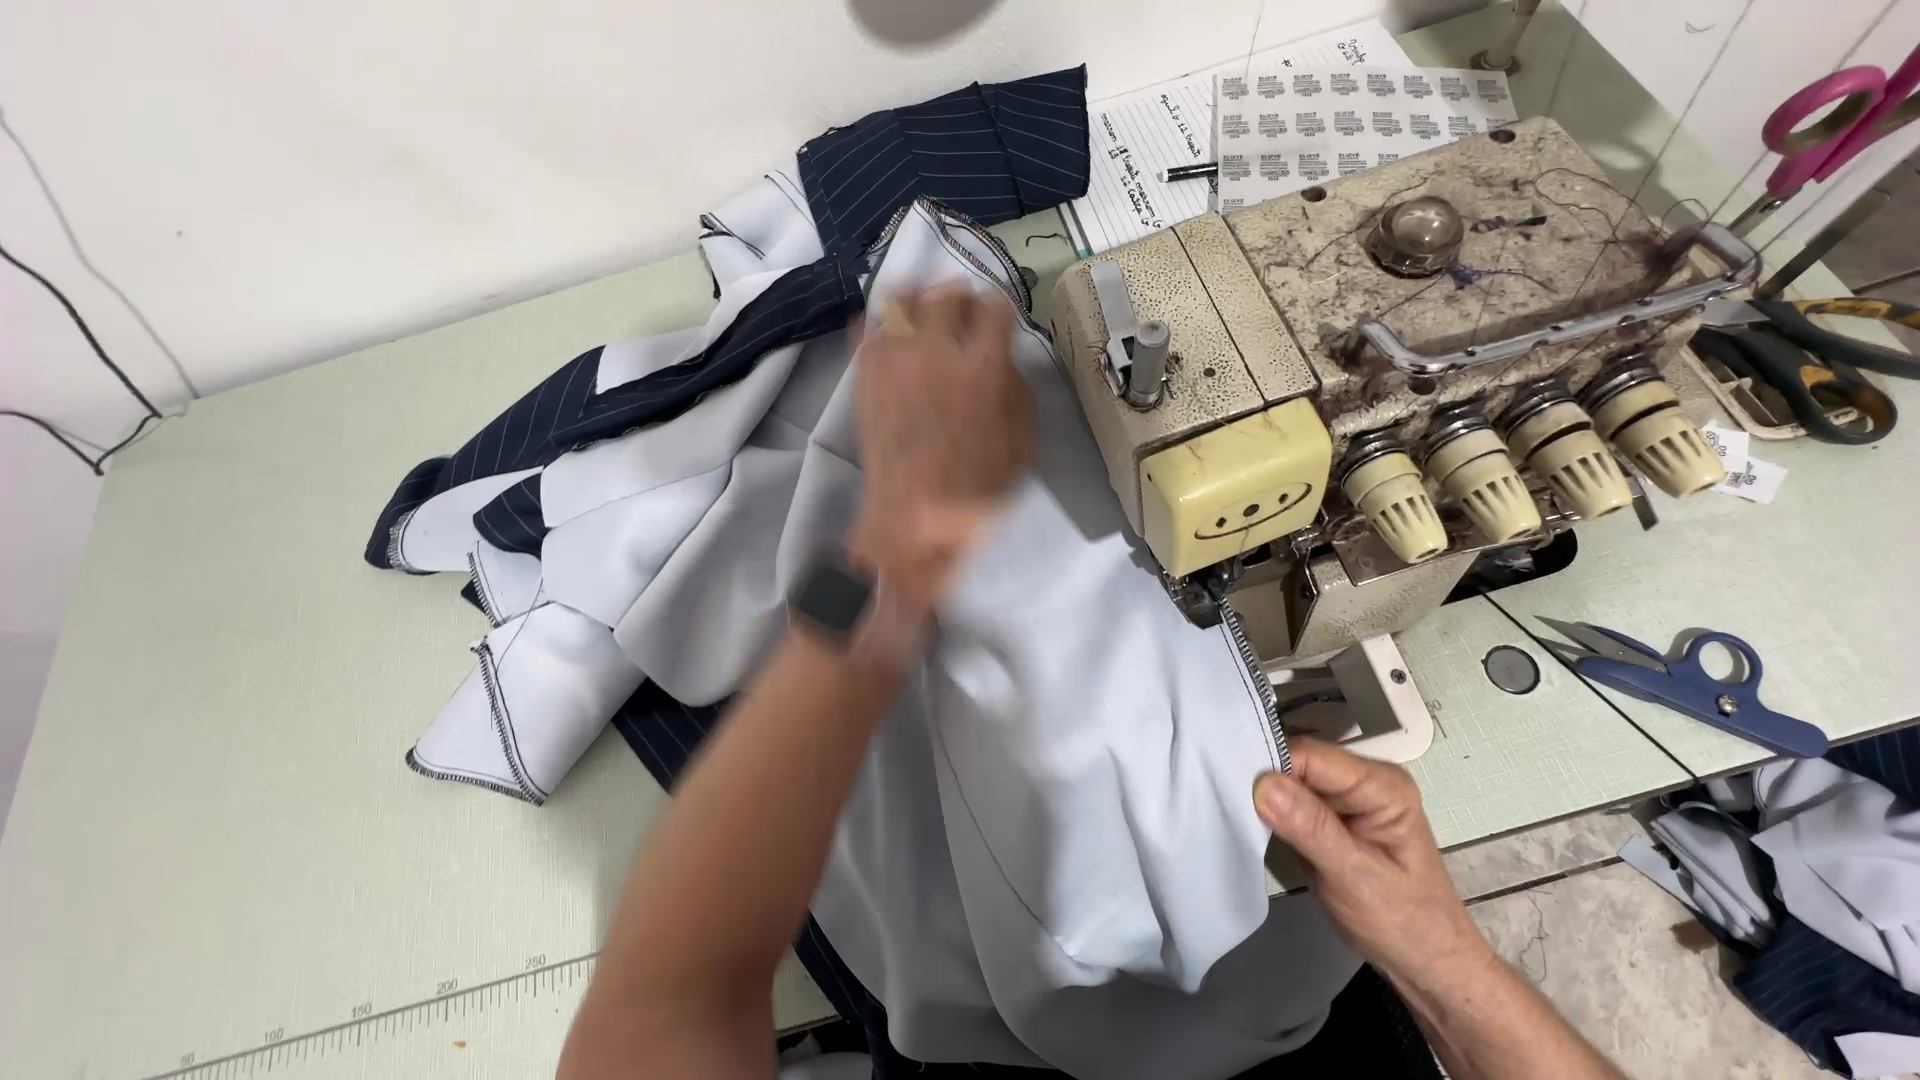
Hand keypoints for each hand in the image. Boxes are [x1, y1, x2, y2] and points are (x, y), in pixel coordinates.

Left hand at [850, 287, 1031, 609]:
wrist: (913, 519)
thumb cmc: (976, 490)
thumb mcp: (1022, 442)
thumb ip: (1016, 389)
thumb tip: (1004, 360)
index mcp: (984, 368)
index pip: (995, 305)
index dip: (1000, 310)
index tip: (998, 323)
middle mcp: (937, 352)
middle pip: (947, 291)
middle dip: (960, 300)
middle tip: (962, 321)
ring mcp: (895, 361)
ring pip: (902, 297)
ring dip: (918, 301)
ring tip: (923, 320)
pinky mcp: (865, 375)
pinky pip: (868, 327)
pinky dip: (882, 324)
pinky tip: (892, 338)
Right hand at [1254, 739, 1494, 992]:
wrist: (1424, 963)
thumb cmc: (1404, 923)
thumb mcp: (1356, 877)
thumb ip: (1311, 828)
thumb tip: (1263, 785)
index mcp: (1381, 784)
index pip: (1310, 755)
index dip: (1271, 767)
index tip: (1234, 790)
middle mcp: (1362, 781)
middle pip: (1296, 761)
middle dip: (1262, 779)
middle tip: (1224, 801)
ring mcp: (1343, 798)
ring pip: (1287, 778)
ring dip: (1261, 795)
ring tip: (1230, 811)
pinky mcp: (1326, 817)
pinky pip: (1288, 799)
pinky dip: (1267, 810)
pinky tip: (1248, 822)